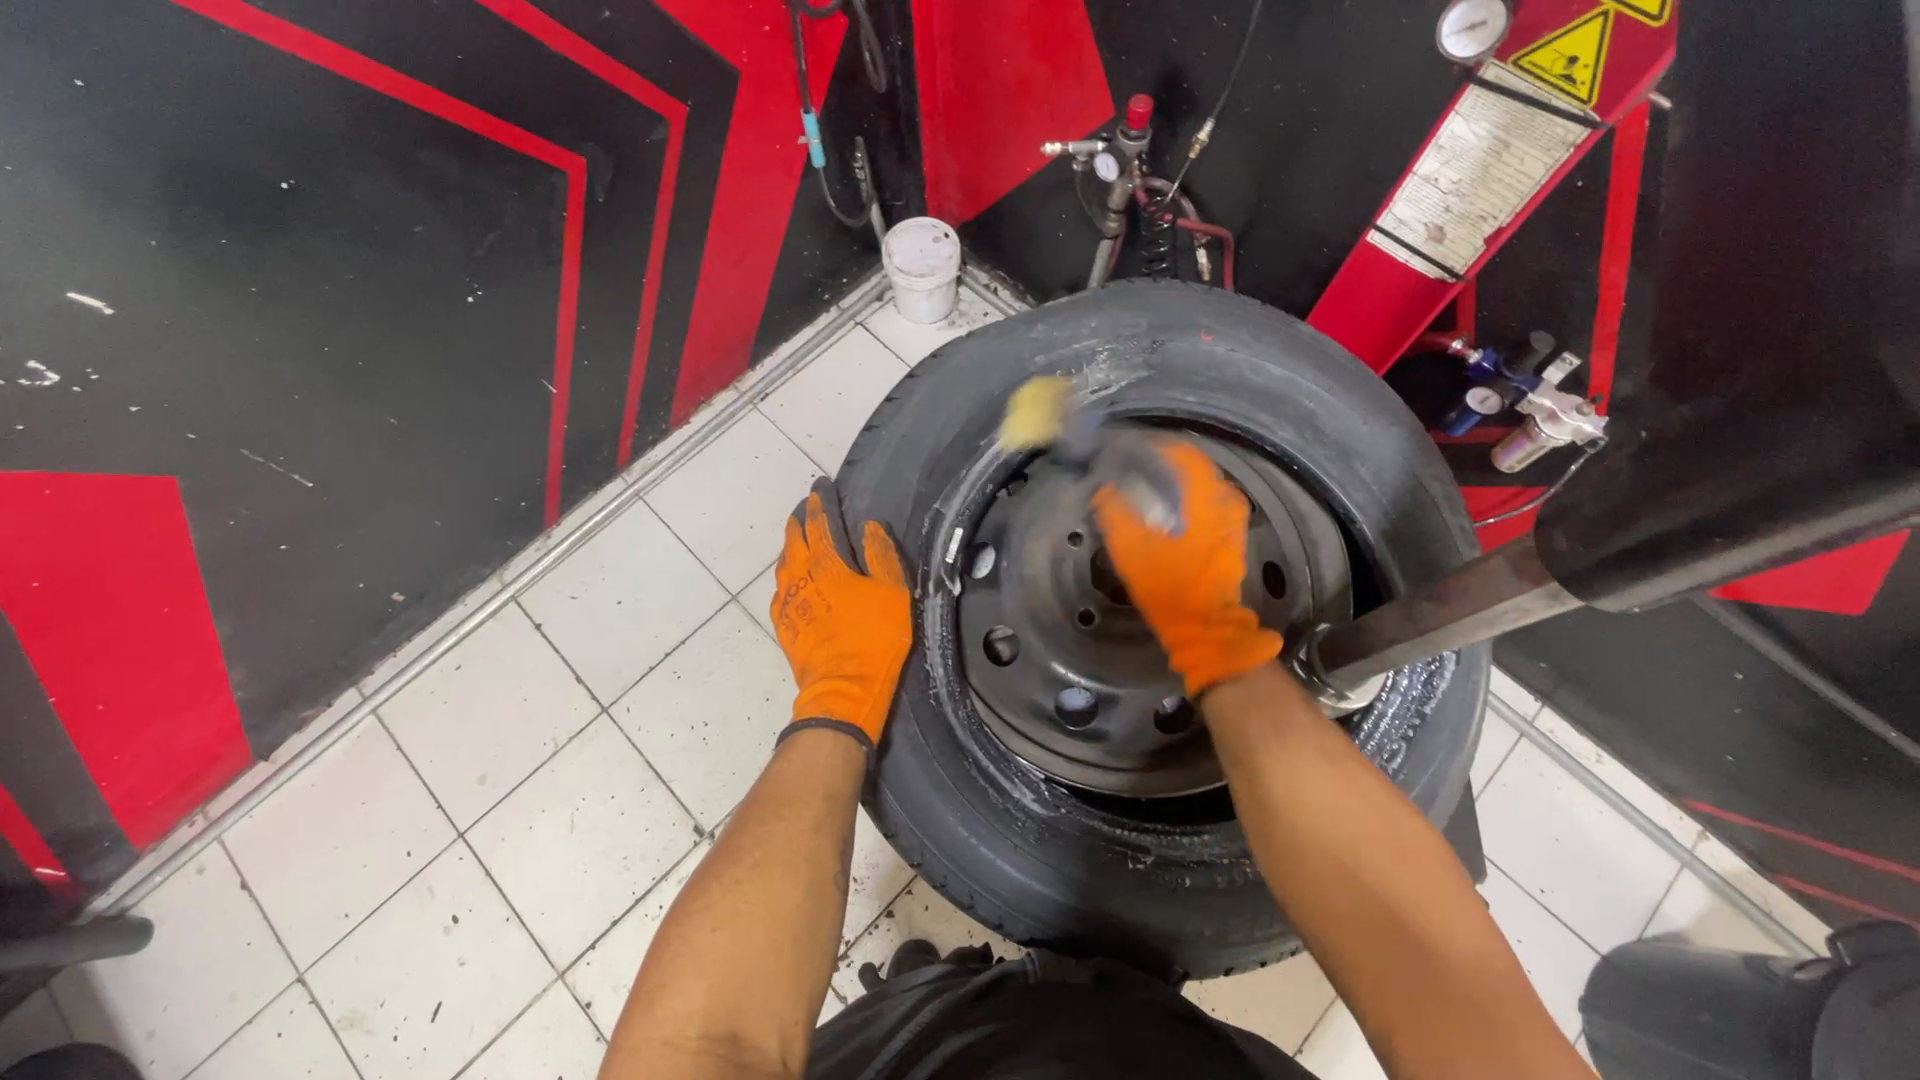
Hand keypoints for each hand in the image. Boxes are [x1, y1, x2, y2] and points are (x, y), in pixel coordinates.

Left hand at [771, 478, 912, 747]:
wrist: (843, 688)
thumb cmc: (875, 639)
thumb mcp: (893, 594)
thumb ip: (881, 555)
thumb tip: (870, 526)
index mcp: (827, 563)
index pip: (819, 522)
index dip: (821, 502)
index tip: (820, 486)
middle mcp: (799, 575)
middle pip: (793, 538)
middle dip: (799, 518)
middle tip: (805, 506)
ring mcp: (787, 600)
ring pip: (783, 562)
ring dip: (790, 544)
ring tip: (797, 536)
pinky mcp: (783, 622)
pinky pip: (779, 587)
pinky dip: (786, 573)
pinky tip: (790, 576)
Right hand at [1092, 438, 1282, 697]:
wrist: (1205, 628)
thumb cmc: (1169, 587)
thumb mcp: (1131, 550)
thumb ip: (1116, 514)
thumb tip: (1105, 489)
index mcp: (1205, 500)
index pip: (1187, 456)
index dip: (1162, 448)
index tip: (1137, 449)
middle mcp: (1225, 505)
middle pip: (1199, 471)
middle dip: (1171, 466)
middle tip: (1143, 469)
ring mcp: (1234, 525)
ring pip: (1209, 490)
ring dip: (1184, 485)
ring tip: (1157, 491)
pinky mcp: (1233, 542)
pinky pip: (1214, 508)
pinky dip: (1194, 504)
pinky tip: (1174, 516)